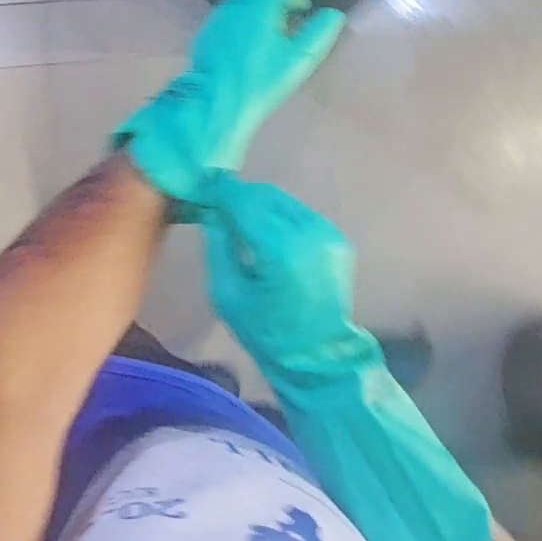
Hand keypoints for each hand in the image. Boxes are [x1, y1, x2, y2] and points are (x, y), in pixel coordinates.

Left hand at [114, 0, 344, 204]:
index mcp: (261, 2)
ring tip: (284, 22)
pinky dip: (252, 13)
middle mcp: (238, 0)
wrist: (213, 103)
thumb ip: (319, 33)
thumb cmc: (260, 82)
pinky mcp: (210, 29)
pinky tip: (259, 36)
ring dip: (269, 2)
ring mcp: (221, 13)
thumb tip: (333, 15)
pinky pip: (236, 10)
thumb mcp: (299, 60)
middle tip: (304, 5)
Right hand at [202, 174, 378, 383]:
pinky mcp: (336, 240)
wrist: (318, 358)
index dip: (223, 189)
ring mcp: (327, 235)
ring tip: (241, 217)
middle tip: (218, 201)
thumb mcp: (227, 293)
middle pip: (266, 196)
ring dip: (260, 204)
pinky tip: (267, 231)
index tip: (205, 182)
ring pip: (284, 201)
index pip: (245, 202)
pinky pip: (300, 215)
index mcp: (280, 249)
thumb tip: (212, 211)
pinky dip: (279, 216)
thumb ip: (218, 245)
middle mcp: (308, 234)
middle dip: (240, 195)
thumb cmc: (265, 332)